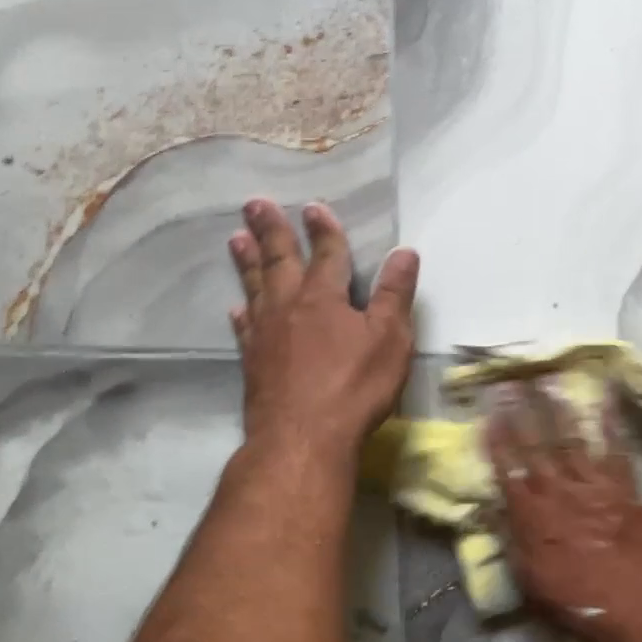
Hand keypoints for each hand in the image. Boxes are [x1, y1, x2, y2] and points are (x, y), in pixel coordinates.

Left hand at [228, 198, 419, 463]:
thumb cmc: (355, 385)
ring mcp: (266, 335)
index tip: (315, 207)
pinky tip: (238, 307)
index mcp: (325, 298)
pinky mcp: (254, 363)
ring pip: (255, 288)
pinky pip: (245, 327)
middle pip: (280, 262)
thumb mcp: (390, 338)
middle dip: (272, 232)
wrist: (303, 438)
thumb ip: (395, 294)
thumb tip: (404, 253)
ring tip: (236, 238)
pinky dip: (243, 312)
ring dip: (248, 262)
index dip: (325, 230)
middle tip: (255, 204)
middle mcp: (290, 308)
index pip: (327, 255)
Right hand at [485, 385, 641, 633]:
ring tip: (549, 381)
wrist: (623, 595)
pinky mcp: (622, 482)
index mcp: (529, 512)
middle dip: (522, 411)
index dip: (496, 438)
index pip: (507, 466)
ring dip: (559, 408)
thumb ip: (509, 535)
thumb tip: (488, 508)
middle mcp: (557, 488)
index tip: (488, 412)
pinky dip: (608, 420)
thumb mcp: (525, 574)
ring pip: (571, 437)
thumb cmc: (570, 593)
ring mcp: (592, 482)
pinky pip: (614, 445)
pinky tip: (604, 397)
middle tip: (513, 382)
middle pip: (536, 443)